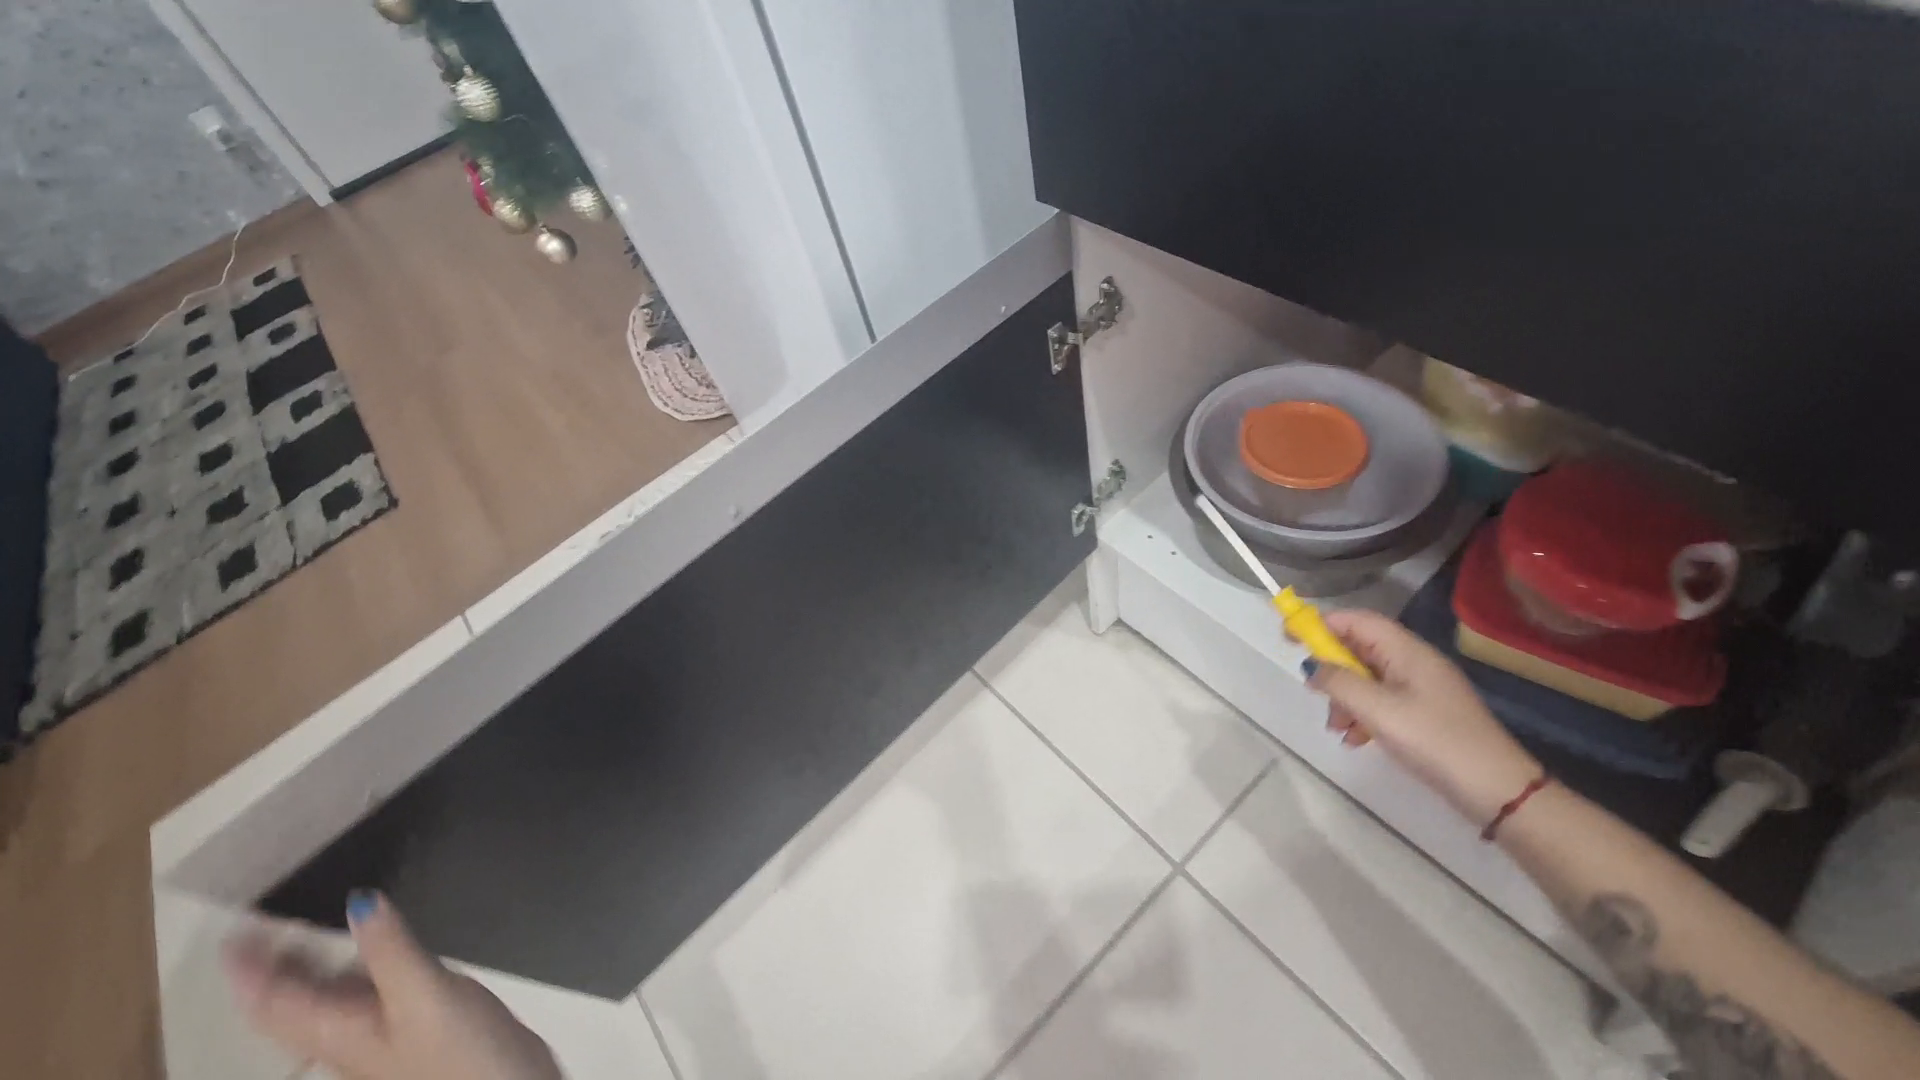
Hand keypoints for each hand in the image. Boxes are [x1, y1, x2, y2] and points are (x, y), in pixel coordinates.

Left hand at [223, 891, 562, 1079]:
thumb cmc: (457, 1049)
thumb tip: (358, 900)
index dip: (249, 969)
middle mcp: (346, 1034)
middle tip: (269, 921)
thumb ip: (390, 948)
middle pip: (290, 1003)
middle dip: (274, 965)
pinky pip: (362, 993)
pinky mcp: (409, 1023)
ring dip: (310, 965)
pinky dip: (354, 967)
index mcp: (336, 1031)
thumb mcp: (423, 993)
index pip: (272, 1002)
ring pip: (325, 998)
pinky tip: (376, 947)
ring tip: (308, 927)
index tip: (239, 929)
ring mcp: (377, 1031)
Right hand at [1305, 609, 1541, 822]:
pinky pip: (1381, 703)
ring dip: (1344, 698)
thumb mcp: (1379, 711)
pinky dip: (1362, 715)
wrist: (1496, 789)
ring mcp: (1421, 690)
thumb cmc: (1435, 741)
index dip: (1321, 623)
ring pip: (1367, 679)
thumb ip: (1340, 683)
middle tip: (1313, 691)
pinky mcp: (1424, 715)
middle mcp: (1414, 663)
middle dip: (1332, 669)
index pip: (1357, 621)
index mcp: (1407, 652)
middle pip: (1360, 649)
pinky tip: (1355, 740)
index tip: (1289, 636)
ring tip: (1337, 728)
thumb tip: (1312, 665)